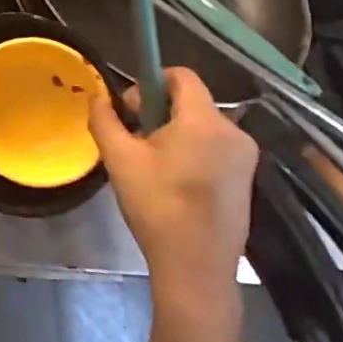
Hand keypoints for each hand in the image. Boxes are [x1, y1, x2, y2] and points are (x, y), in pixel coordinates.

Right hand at [88, 68, 257, 316]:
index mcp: (205, 122)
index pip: (182, 76)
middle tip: (131, 137)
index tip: (129, 107)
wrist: (196, 265)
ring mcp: (244, 156)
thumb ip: (104, 119)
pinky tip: (169, 178)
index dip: (151, 80)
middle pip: (190, 101)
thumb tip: (97, 96)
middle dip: (157, 110)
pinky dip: (188, 149)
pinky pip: (212, 145)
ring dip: (171, 131)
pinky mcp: (246, 176)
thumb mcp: (119, 159)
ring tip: (147, 162)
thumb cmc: (156, 206)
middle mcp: (233, 131)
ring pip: (200, 124)